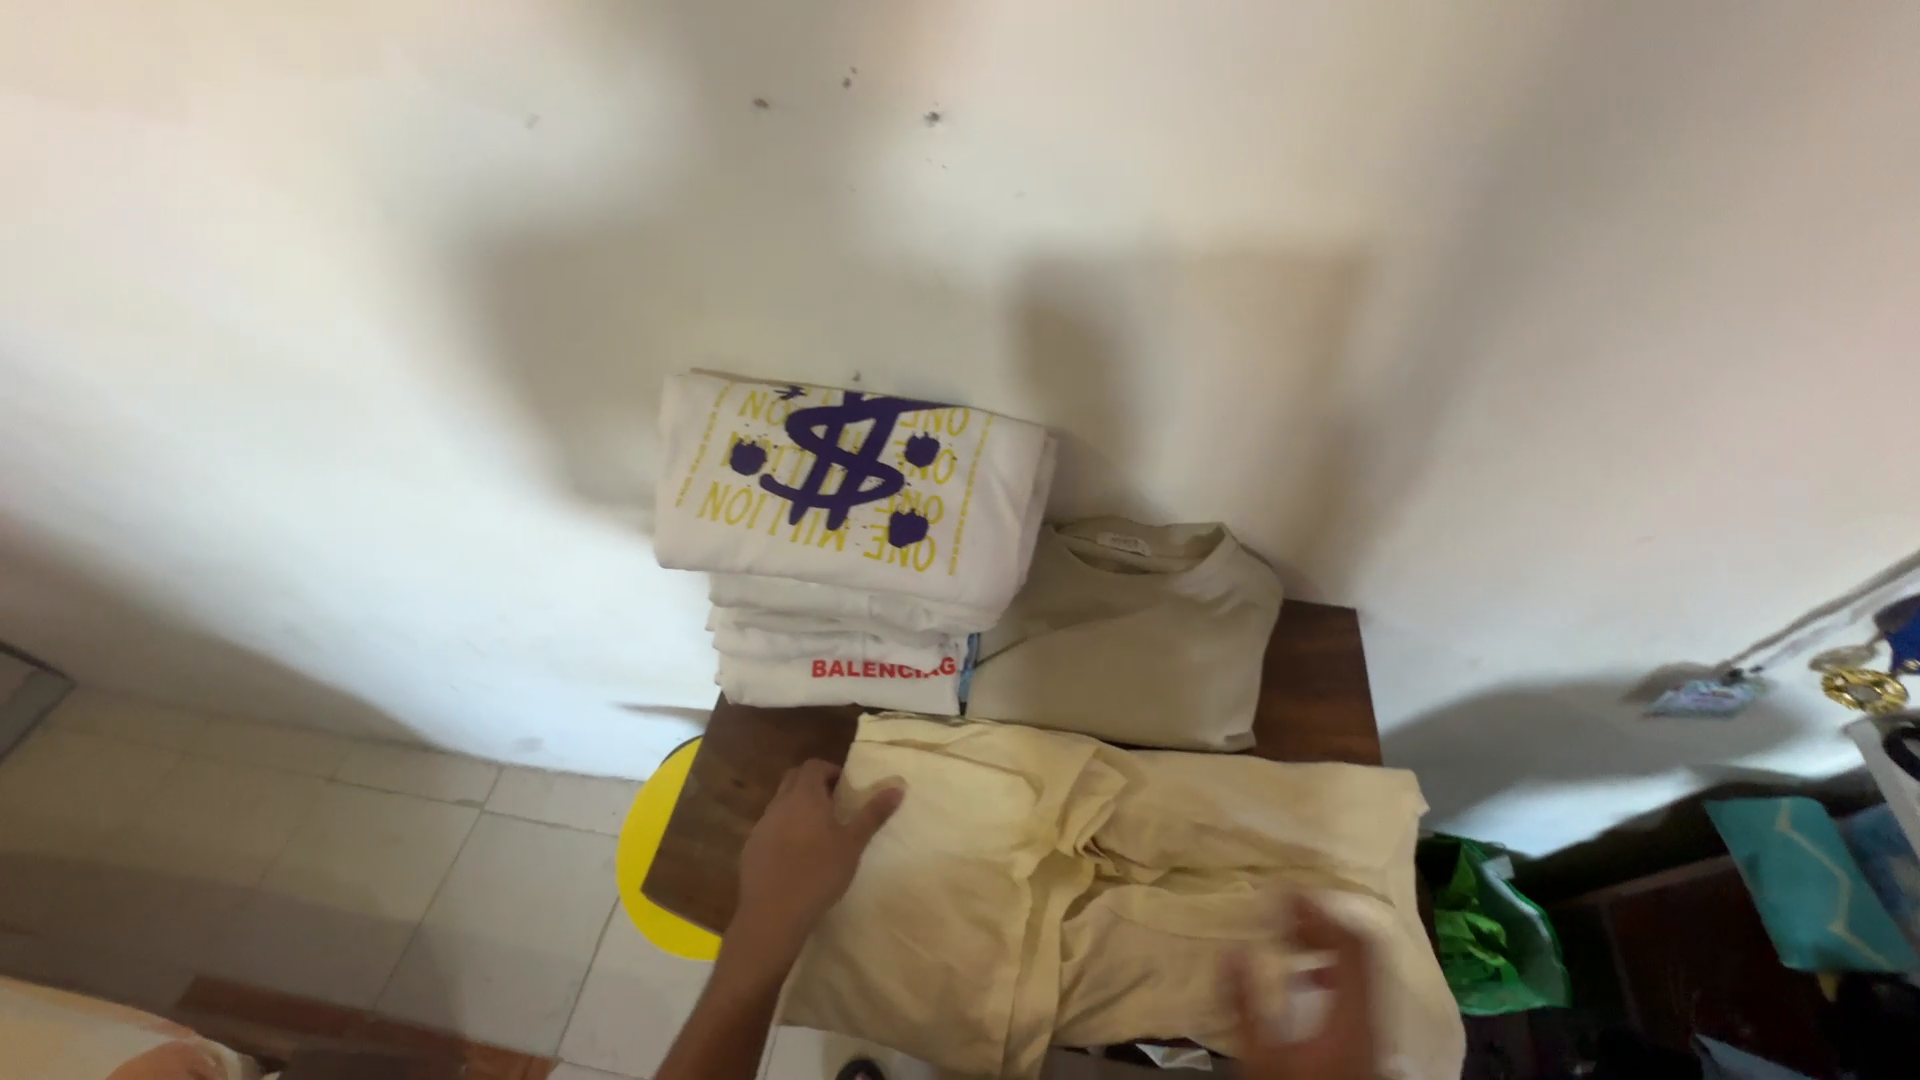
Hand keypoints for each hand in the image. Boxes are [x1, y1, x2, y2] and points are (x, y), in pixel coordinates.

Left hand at [734, 759, 903, 955]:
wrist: (773, 913)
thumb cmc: (819, 872)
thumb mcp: (853, 843)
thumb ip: (874, 814)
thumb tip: (898, 787)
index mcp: (805, 796)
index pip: (813, 766)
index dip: (829, 770)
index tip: (844, 787)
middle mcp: (779, 804)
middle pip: (793, 779)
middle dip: (812, 783)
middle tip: (833, 803)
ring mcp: (761, 826)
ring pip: (779, 803)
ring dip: (796, 807)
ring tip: (816, 832)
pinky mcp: (750, 849)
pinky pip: (769, 828)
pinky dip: (783, 830)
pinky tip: (794, 856)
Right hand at [1222, 893, 1379, 1079]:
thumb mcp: (1261, 1056)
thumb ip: (1247, 1003)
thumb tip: (1232, 948)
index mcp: (1352, 1015)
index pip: (1352, 943)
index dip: (1320, 911)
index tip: (1282, 894)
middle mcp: (1374, 1013)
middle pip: (1361, 945)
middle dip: (1319, 921)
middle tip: (1280, 912)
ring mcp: (1376, 1024)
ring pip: (1360, 962)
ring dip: (1323, 942)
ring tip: (1285, 939)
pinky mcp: (1370, 1033)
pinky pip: (1358, 982)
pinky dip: (1329, 964)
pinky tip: (1300, 976)